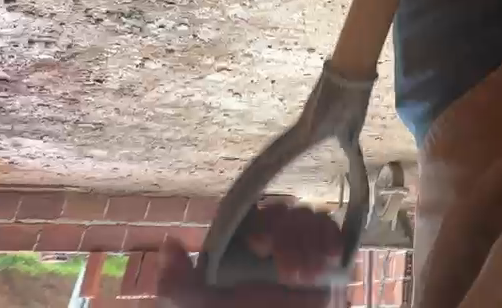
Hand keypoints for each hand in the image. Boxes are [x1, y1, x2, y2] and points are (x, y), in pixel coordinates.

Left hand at [156, 202, 344, 307]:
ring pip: (309, 218)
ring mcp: (300, 246)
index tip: (260, 248)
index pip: (255, 215)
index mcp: (241, 249)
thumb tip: (170, 241)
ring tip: (307, 278)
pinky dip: (332, 239)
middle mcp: (271, 241)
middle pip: (285, 214)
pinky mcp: (325, 253)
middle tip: (290, 275)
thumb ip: (181, 287)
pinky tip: (329, 260)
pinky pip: (332, 229)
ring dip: (311, 244)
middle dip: (289, 240)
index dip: (262, 224)